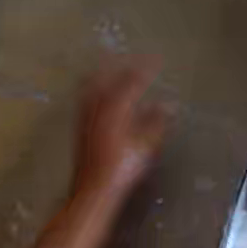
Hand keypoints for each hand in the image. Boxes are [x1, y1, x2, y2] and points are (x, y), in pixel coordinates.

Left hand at [72, 60, 170, 197]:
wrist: (93, 190)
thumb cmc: (122, 169)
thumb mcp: (146, 145)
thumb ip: (157, 121)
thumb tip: (167, 106)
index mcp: (116, 107)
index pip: (132, 78)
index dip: (146, 67)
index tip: (156, 60)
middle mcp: (97, 106)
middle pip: (108, 73)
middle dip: (122, 61)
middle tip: (135, 57)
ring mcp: (85, 114)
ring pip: (92, 81)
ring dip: (104, 70)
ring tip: (113, 63)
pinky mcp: (79, 124)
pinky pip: (85, 95)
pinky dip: (93, 85)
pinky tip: (98, 90)